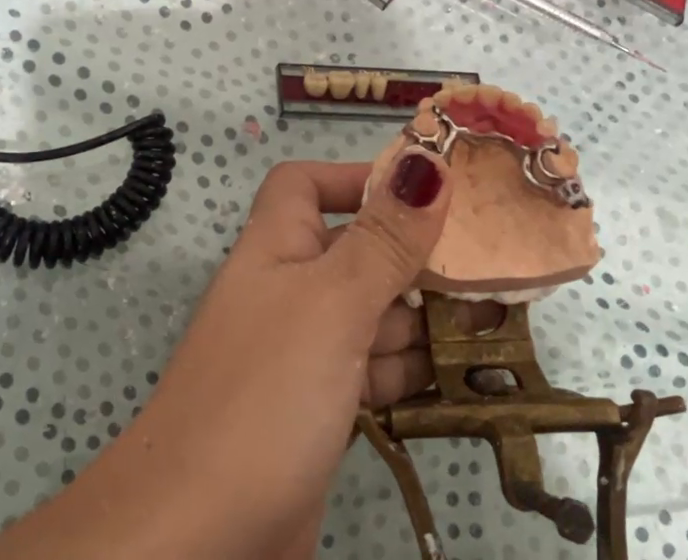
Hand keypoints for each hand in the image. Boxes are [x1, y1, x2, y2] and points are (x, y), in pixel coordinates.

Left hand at [0, 150, 495, 559]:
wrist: (200, 528)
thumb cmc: (265, 394)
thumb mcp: (331, 304)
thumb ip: (383, 240)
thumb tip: (428, 163)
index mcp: (275, 249)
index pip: (306, 184)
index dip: (359, 178)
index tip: (428, 194)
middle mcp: (287, 292)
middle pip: (355, 251)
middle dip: (412, 259)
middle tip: (487, 274)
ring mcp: (302, 354)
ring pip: (371, 316)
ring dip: (420, 320)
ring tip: (486, 326)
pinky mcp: (318, 408)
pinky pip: (371, 371)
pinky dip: (406, 370)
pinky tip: (449, 377)